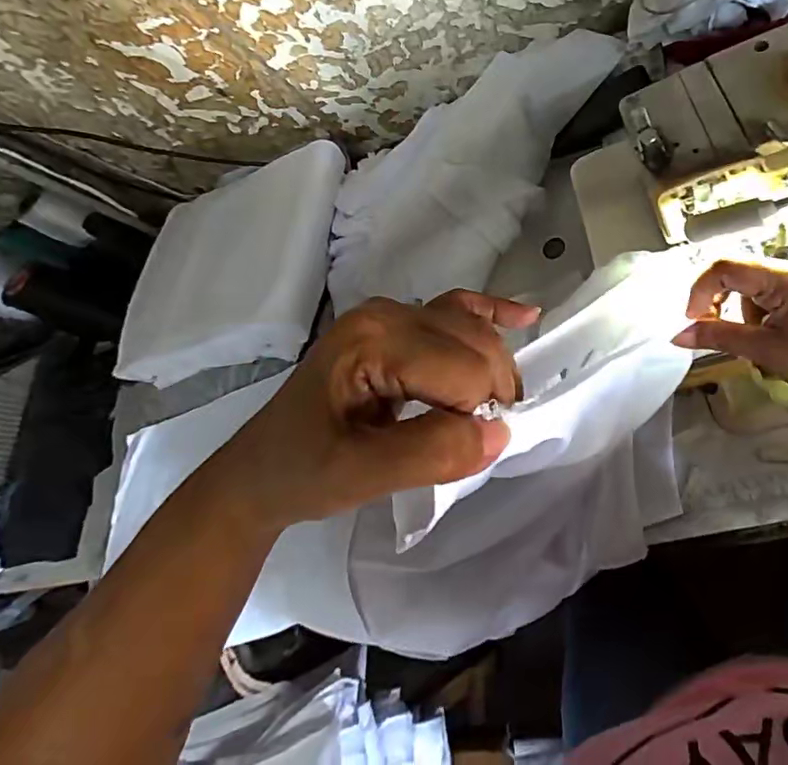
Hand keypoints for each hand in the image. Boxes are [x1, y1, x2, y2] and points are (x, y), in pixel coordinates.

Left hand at [206, 289, 539, 528]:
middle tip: (477, 439)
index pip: (462, 368)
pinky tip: (526, 314)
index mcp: (373, 340)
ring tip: (492, 410)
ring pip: (471, 329)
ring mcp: (390, 314)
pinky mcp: (395, 325)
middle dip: (491, 390)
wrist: (261, 471)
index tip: (459, 451)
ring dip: (493, 367)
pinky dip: (491, 314)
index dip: (475, 413)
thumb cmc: (303, 472)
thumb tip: (498, 432)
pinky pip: (456, 310)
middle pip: (473, 342)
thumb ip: (431, 453)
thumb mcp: (360, 476)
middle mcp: (385, 313)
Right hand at [671, 259, 787, 429]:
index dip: (701, 291)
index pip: (728, 268)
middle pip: (742, 274)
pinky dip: (765, 313)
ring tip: (763, 346)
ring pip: (757, 285)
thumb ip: (719, 337)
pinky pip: (777, 292)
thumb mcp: (769, 353)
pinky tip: (779, 339)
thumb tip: (679, 334)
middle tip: (717, 332)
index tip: (691, 320)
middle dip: (724, 304)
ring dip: (747, 313)